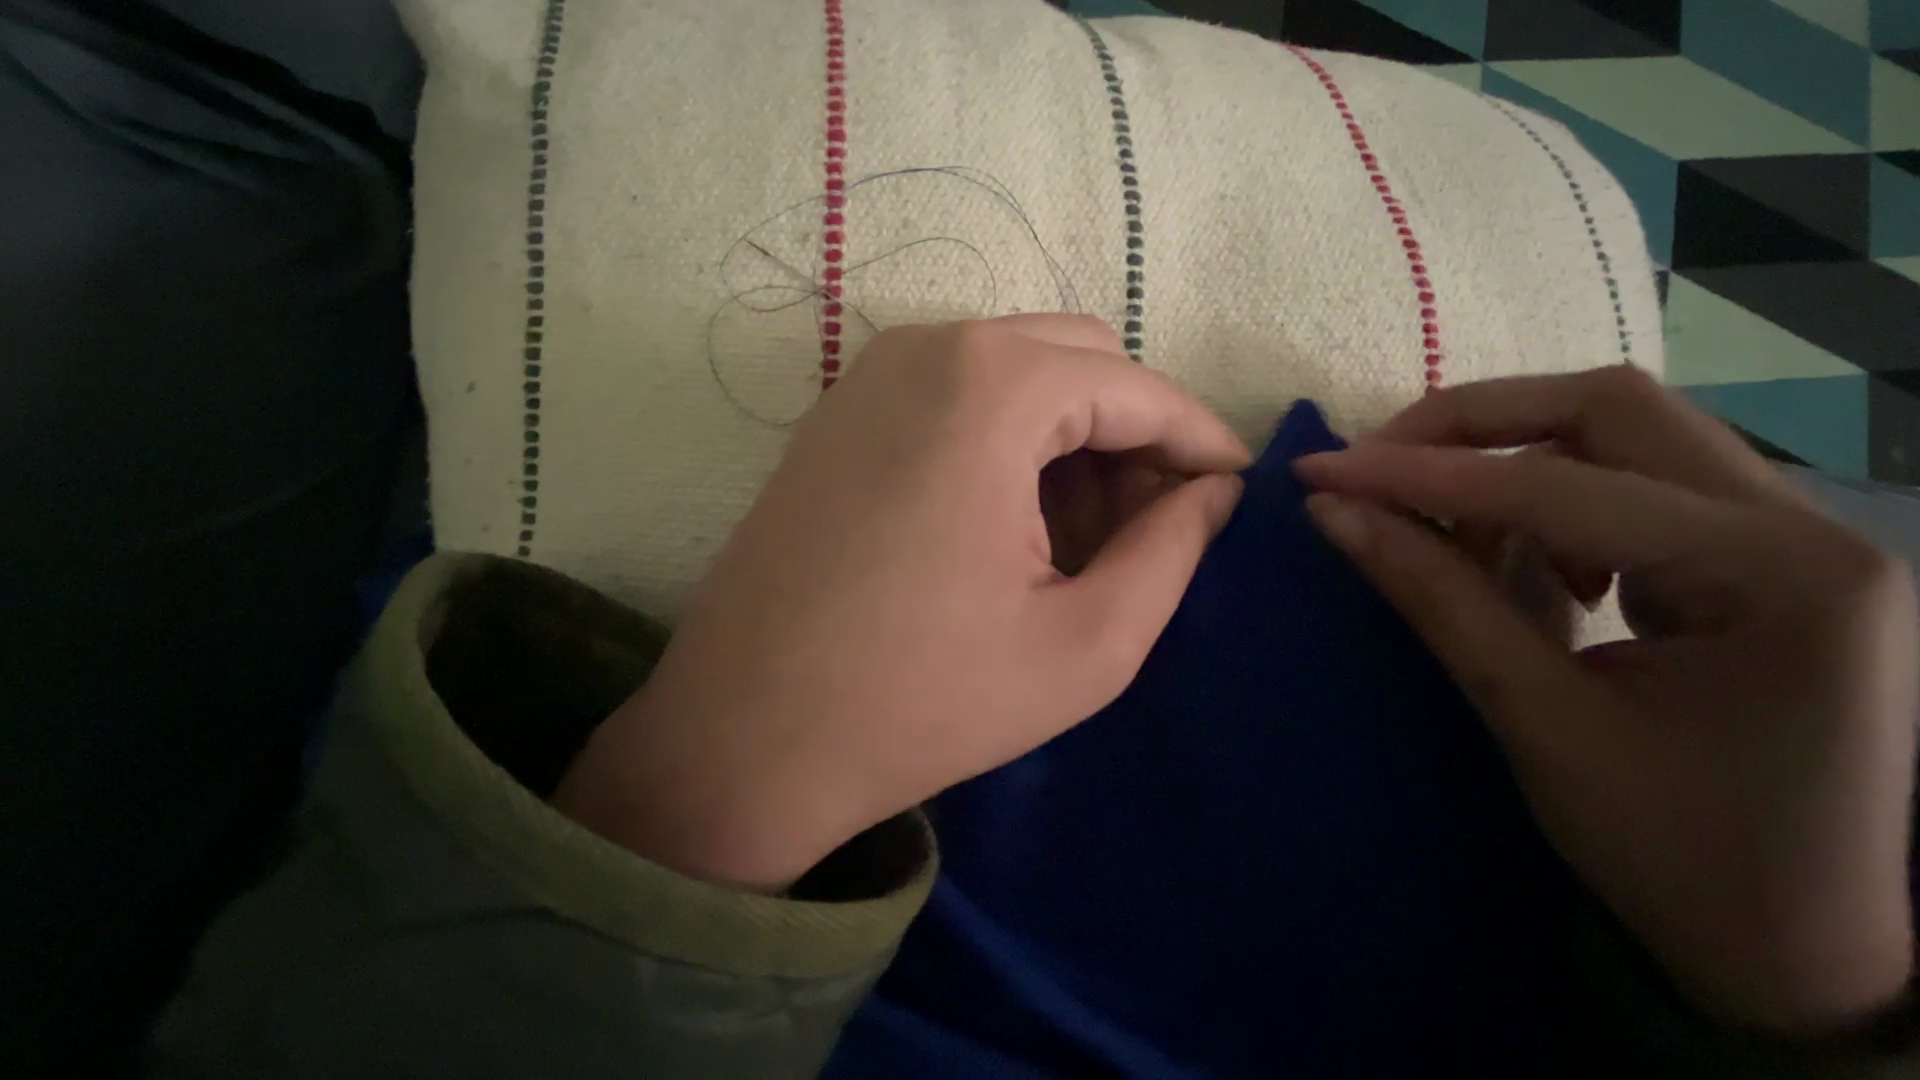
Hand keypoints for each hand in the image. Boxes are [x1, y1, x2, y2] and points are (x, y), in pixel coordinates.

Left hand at [555, 315, 1248, 891]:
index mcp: (990, 384)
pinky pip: (953, 397)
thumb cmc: (924, 700)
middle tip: (1153, 527)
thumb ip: (1175, 551)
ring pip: (1014, 374)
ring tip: (1080, 541)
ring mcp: (867, 375)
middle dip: (1132, 432)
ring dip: (1069, 438)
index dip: (1198, 439)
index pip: (1135, 386)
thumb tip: (1212, 491)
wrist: (745, 736)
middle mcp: (924, 348)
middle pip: (1076, 360)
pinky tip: (1008, 526)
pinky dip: (1004, 441)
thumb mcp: (1087, 643)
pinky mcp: (837, 414)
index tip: (1233, 494)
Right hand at [1294, 367, 1915, 1034]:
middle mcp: (1806, 526)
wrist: (1804, 955)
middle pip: (1612, 410)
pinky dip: (1556, 499)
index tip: (1319, 469)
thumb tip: (1333, 511)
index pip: (1556, 484)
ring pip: (1627, 435)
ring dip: (1513, 461)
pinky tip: (1532, 564)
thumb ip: (1435, 597)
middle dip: (1471, 427)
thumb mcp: (1537, 721)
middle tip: (1375, 468)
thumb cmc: (1675, 855)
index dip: (1418, 473)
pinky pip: (1641, 484)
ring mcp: (1796, 537)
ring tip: (1447, 529)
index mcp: (1778, 574)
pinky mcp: (1766, 560)